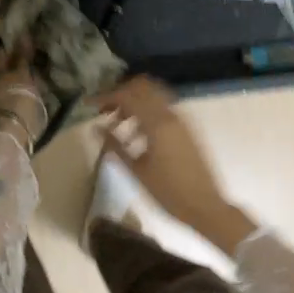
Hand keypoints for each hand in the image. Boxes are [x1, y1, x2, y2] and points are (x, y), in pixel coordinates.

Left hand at [0, 46, 46, 153]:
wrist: (11, 131)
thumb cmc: (16, 96)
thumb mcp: (22, 73)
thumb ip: (22, 55)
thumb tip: (23, 35)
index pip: (2, 51)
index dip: (17, 49)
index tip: (31, 50)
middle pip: (2, 68)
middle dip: (16, 65)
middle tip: (34, 64)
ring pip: (4, 81)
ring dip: (16, 79)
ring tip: (34, 79)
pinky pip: (6, 94)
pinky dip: (15, 91)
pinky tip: (27, 93)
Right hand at [93, 77, 259, 254]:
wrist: (205, 206)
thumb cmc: (168, 193)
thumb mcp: (136, 171)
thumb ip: (115, 146)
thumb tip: (95, 128)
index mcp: (157, 124)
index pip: (127, 96)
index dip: (105, 96)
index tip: (88, 104)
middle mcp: (171, 115)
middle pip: (142, 86)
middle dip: (121, 94)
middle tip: (105, 111)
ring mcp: (183, 120)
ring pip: (154, 96)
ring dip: (135, 102)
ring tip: (118, 125)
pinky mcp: (188, 128)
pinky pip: (164, 109)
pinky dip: (148, 112)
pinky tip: (136, 135)